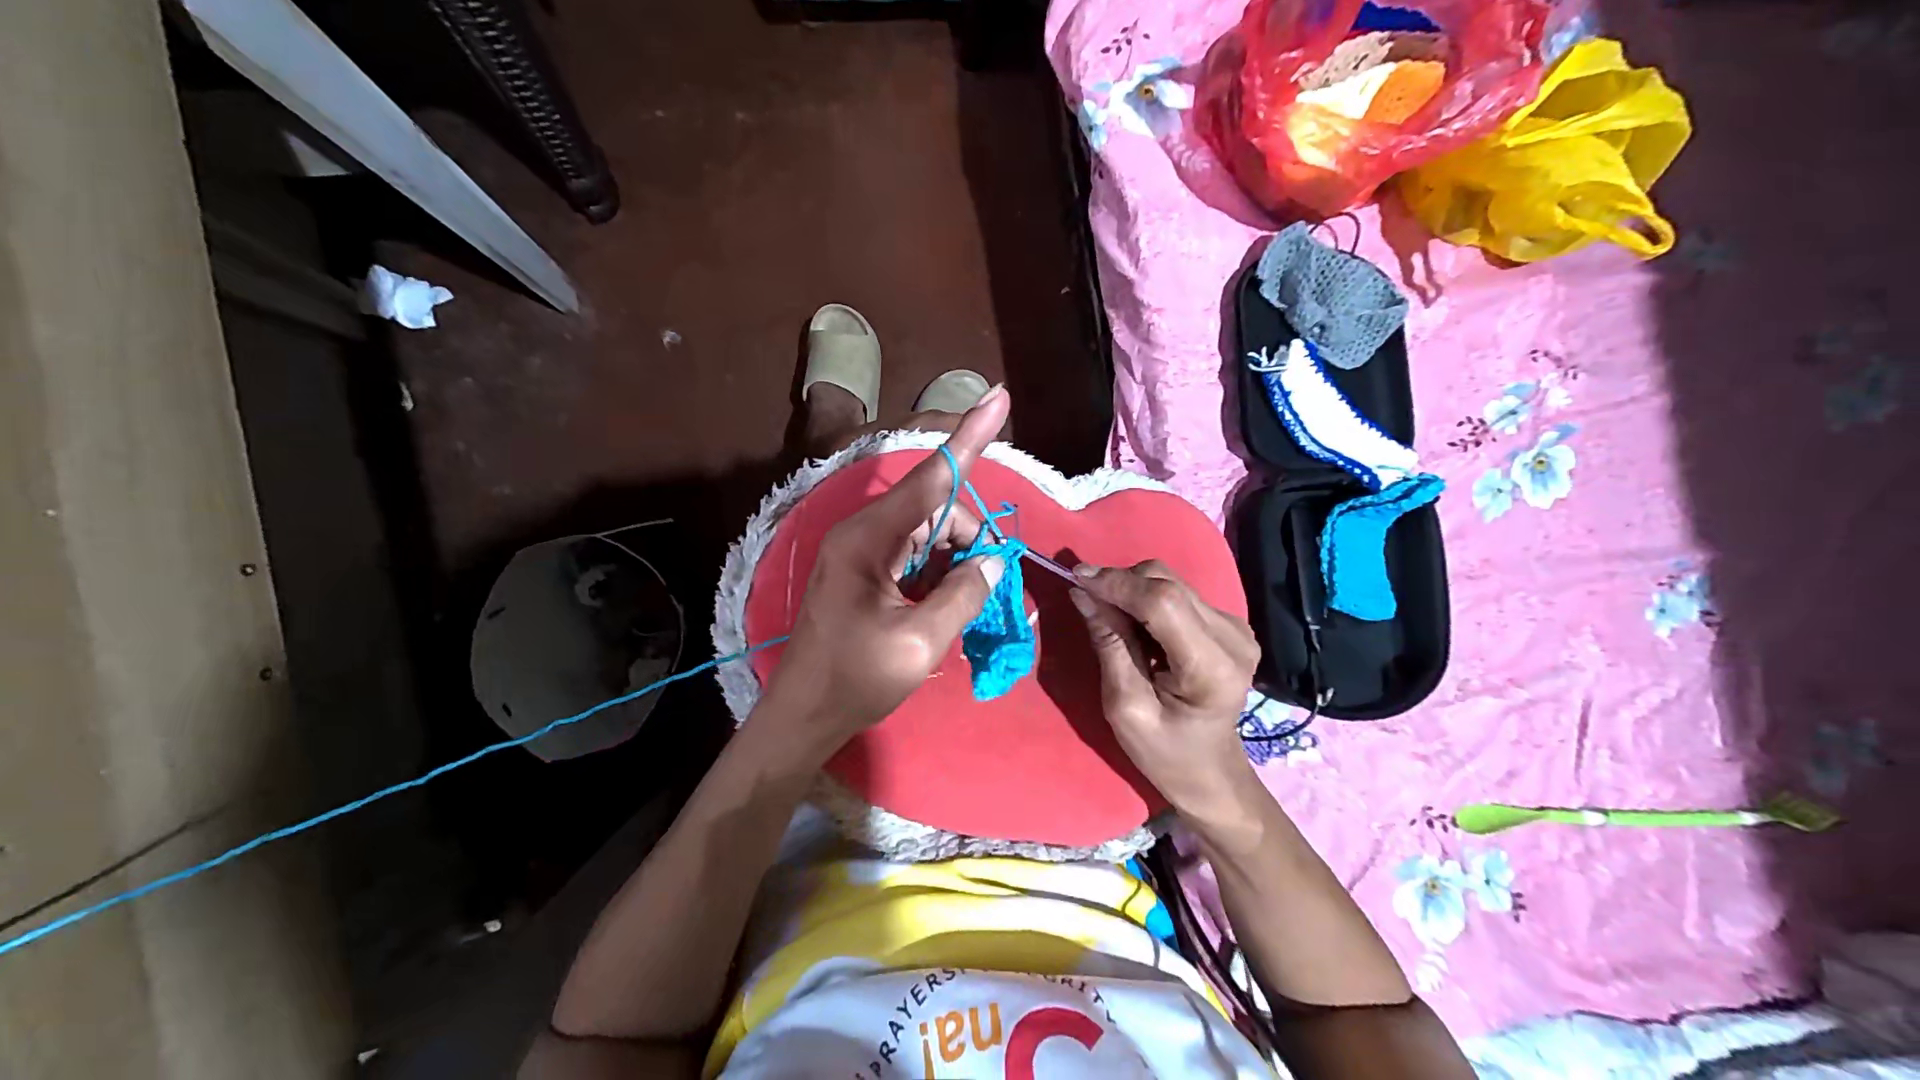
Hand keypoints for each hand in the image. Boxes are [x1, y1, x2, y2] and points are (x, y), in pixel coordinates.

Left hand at [759, 387, 1011, 758]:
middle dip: (971, 536)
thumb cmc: (856, 680)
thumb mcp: (920, 641)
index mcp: (869, 539)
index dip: (969, 437)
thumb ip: (963, 593)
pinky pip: (914, 554)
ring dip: (957, 558)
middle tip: (991, 583)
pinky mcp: (864, 572)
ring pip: (929, 532)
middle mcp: (864, 533)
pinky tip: (946, 603)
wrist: (804, 714)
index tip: (998, 396)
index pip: (931, 478)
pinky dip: (939, 571)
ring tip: (967, 602)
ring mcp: (862, 552)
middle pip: (936, 509)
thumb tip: (993, 560)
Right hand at [1070, 561, 1260, 817]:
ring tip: (1110, 616)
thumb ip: (1109, 644)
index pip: (1163, 602)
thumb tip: (1083, 593)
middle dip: (1120, 583)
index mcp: (1210, 667)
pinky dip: (1147, 599)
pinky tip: (1136, 625)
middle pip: (1167, 583)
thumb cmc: (1164, 752)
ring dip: (1132, 590)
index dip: (1118, 584)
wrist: (1209, 770)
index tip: (1076, 578)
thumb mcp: (1124, 706)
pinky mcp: (1229, 623)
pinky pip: (1178, 593)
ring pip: (1171, 582)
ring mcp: (1236, 627)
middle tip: (1087, 598)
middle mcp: (1232, 637)